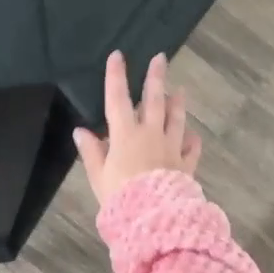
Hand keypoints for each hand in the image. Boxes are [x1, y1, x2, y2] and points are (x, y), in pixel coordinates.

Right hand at [73, 50, 200, 206]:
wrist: (152, 217)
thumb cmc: (120, 197)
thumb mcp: (98, 176)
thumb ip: (91, 151)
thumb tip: (80, 131)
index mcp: (125, 135)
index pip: (118, 99)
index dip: (116, 76)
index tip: (118, 55)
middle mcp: (150, 135)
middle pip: (154, 100)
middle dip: (156, 77)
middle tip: (161, 58)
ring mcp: (171, 148)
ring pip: (176, 119)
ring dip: (177, 103)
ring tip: (180, 90)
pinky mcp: (185, 165)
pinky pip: (191, 148)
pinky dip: (191, 140)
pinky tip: (192, 135)